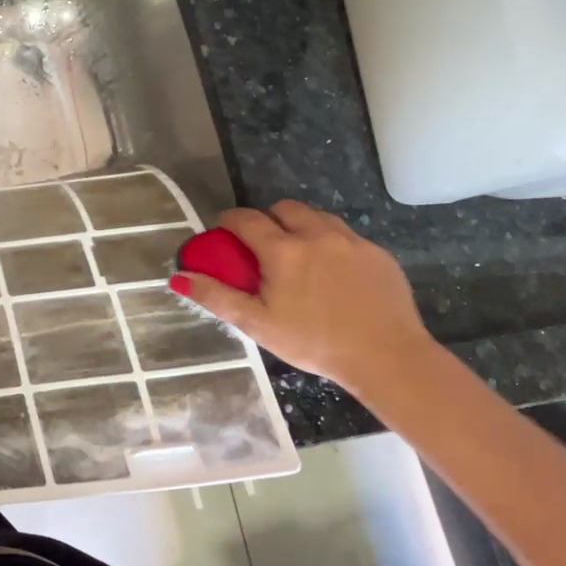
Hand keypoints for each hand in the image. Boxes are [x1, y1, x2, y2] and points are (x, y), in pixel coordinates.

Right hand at [170, 200, 436, 391]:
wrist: (387, 357)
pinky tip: (331, 272)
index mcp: (283, 250)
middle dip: (268, 218)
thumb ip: (216, 296)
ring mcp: (353, 242)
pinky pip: (347, 236)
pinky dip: (331, 243)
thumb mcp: (256, 323)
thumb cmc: (313, 342)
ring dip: (301, 226)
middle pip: (286, 208)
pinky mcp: (379, 254)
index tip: (222, 230)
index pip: (247, 219)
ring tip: (297, 254)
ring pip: (319, 217)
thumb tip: (178, 276)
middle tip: (261, 244)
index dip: (229, 220)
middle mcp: (318, 235)